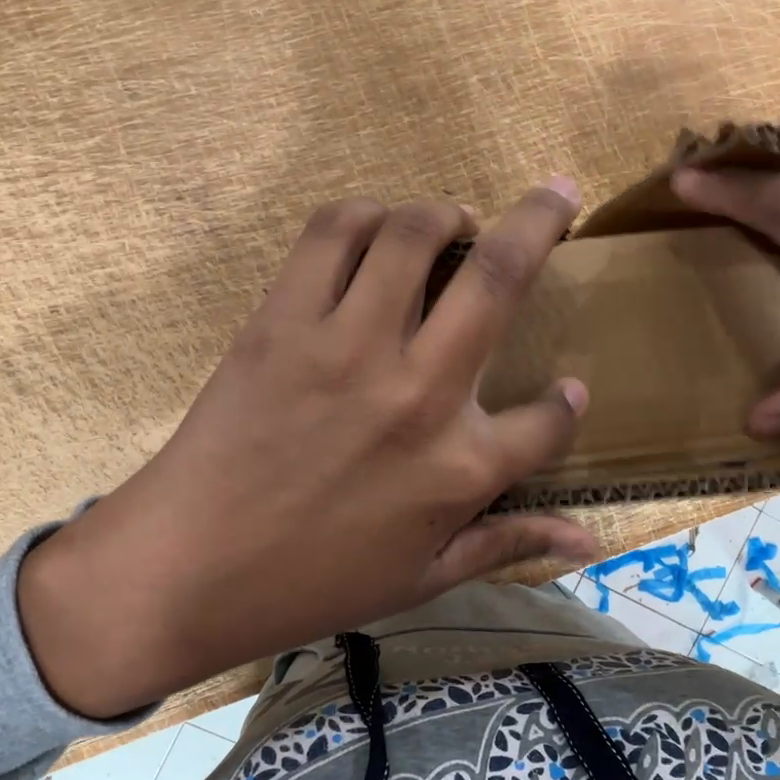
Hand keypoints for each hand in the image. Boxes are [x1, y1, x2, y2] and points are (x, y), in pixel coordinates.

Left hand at [17, 182, 595, 717]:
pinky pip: (332, 235)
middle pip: (502, 279)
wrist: (188, 571)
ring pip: (415, 234)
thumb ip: (508, 545)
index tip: (566, 391)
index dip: (568, 404)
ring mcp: (348, 348)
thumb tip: (592, 541)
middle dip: (543, 220)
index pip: (549, 420)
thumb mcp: (422, 579)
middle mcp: (419, 392)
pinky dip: (365, 217)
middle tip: (558, 193)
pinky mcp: (282, 322)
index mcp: (460, 469)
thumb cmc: (311, 586)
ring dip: (447, 212)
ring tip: (455, 221)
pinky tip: (376, 233)